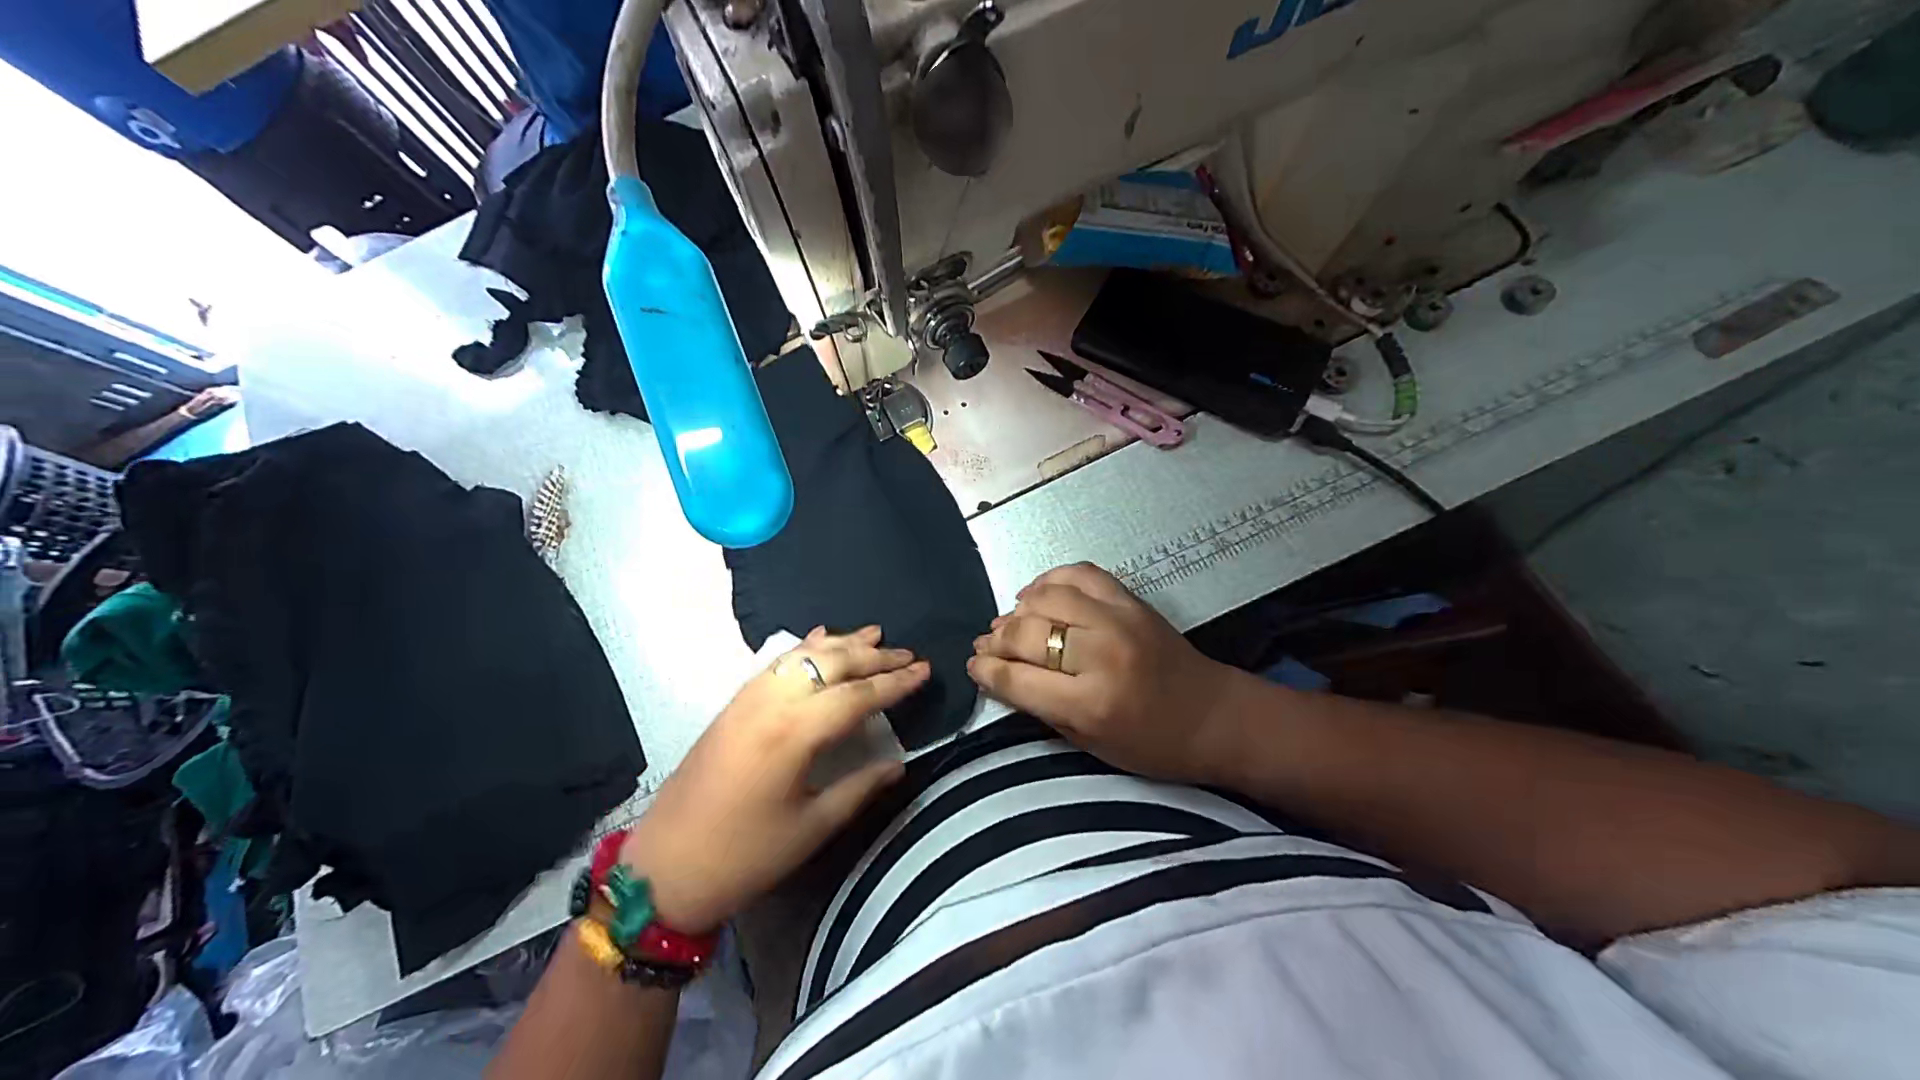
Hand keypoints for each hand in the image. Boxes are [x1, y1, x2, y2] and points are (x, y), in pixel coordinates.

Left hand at [620, 626, 927, 932]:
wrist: (663, 868)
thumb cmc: (744, 856)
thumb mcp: (812, 827)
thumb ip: (859, 787)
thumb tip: (898, 764)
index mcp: (795, 732)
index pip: (857, 695)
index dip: (895, 682)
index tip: (925, 669)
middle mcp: (772, 702)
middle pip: (832, 664)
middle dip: (873, 656)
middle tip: (907, 653)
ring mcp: (748, 698)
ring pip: (802, 655)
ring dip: (841, 644)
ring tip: (874, 635)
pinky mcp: (733, 705)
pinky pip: (777, 663)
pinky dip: (804, 649)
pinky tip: (819, 641)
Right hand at [968, 563, 1240, 784]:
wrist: (1213, 716)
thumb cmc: (1150, 745)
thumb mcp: (1089, 743)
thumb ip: (1040, 706)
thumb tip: (998, 672)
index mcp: (1090, 703)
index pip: (1017, 679)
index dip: (986, 671)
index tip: (973, 665)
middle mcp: (1101, 655)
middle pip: (1026, 633)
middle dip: (995, 640)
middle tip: (984, 645)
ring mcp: (1118, 619)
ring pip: (1047, 597)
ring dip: (1018, 609)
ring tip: (1008, 621)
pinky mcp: (1131, 600)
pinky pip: (1079, 573)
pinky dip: (1051, 580)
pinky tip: (1038, 594)